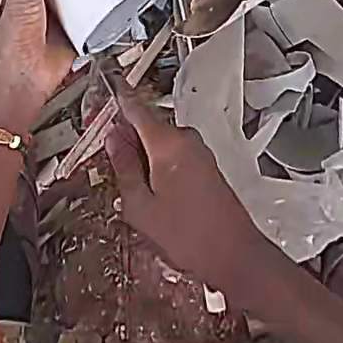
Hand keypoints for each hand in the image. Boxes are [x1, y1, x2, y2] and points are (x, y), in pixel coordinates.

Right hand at [105, 79, 278, 296]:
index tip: (107, 86)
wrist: (235, 255)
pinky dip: (160, 163)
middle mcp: (186, 139)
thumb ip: (124, 167)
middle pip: (148, 126)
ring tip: (133, 187)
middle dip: (128, 138)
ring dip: (144, 154)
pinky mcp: (207, 165)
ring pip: (161, 141)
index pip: (136, 109)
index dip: (118, 98)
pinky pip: (175, 153)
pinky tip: (154, 192)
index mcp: (167, 143)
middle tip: (110, 159)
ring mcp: (199, 151)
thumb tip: (113, 139)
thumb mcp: (140, 206)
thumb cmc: (186, 235)